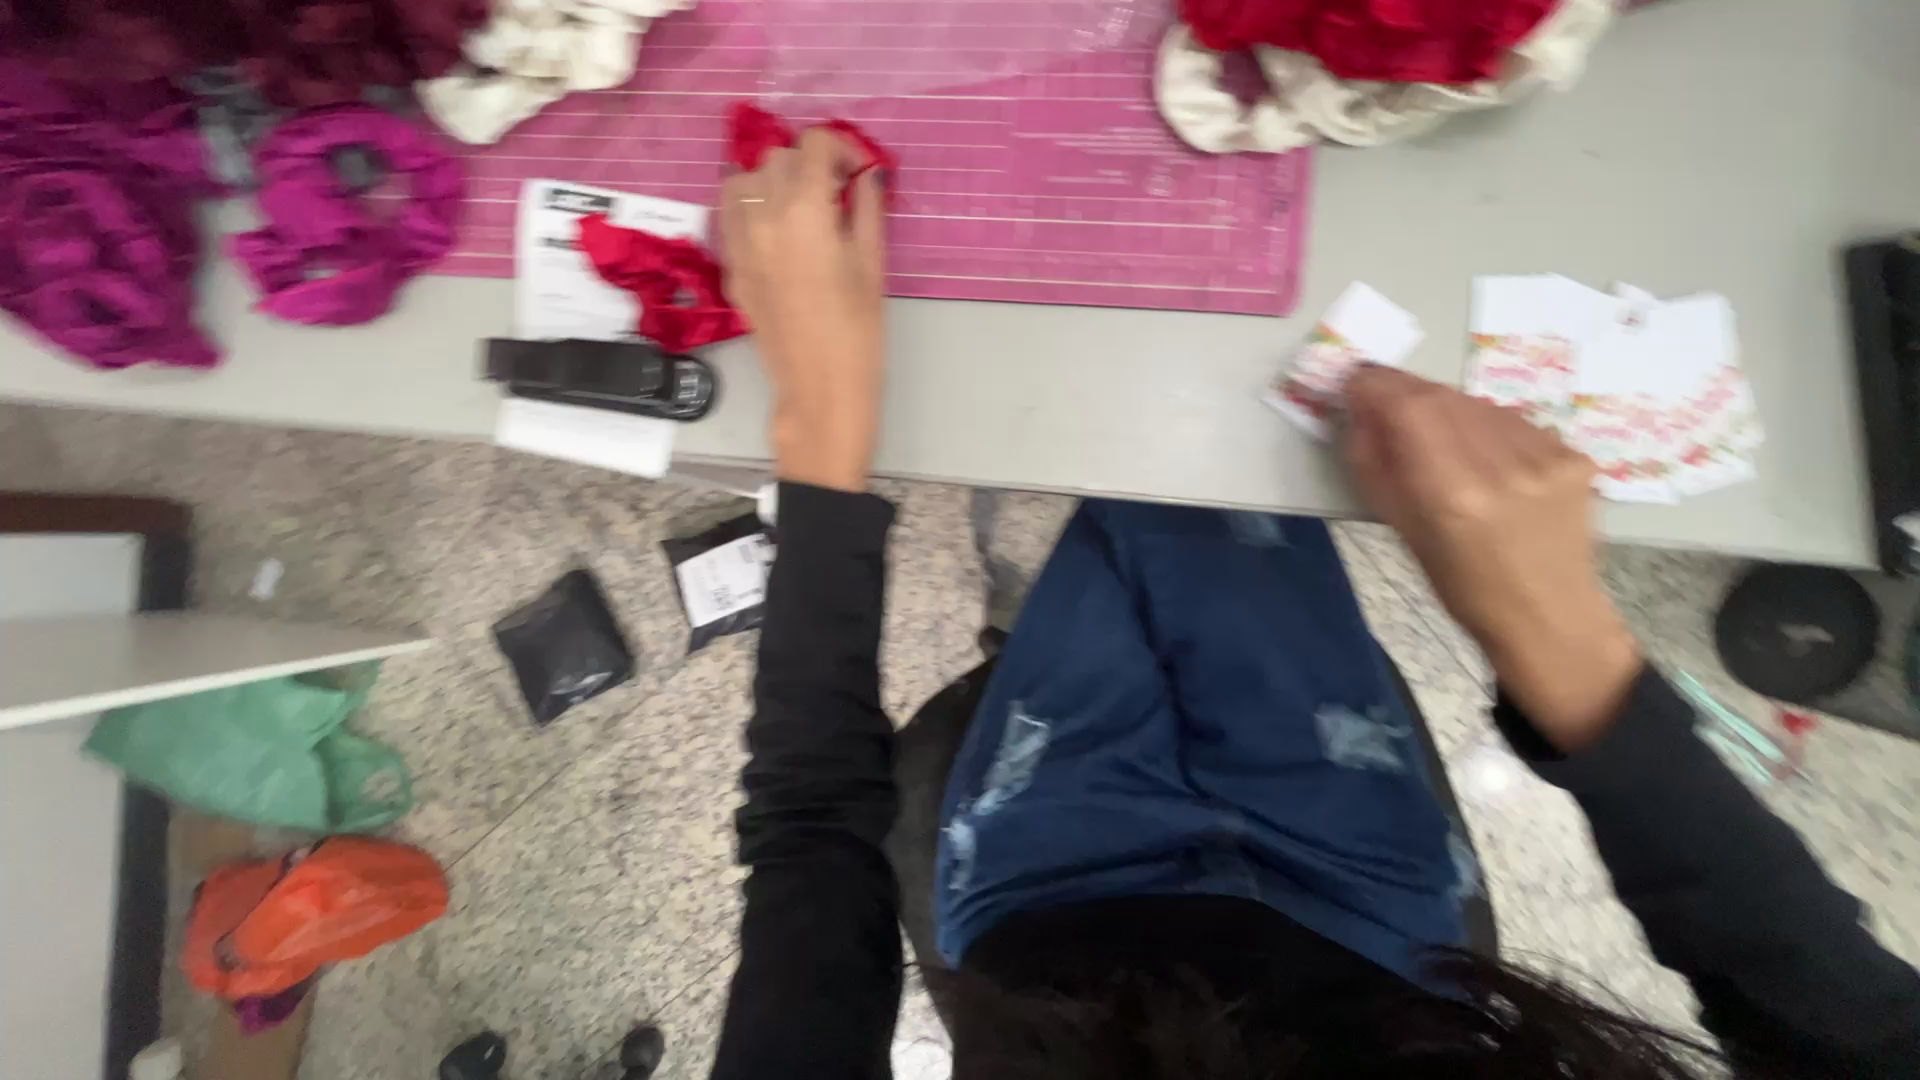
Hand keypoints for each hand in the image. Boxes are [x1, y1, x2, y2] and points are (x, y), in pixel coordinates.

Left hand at [719, 127, 886, 492]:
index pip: (813, 144)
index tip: (857, 174)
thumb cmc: (859, 334)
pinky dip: (750, 211)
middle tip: (835, 196)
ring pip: (741, 181)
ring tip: (799, 210)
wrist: (820, 390)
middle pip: (776, 157)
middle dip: (808, 165)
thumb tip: (866, 176)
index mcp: (804, 212)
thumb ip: (867, 210)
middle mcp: (762, 217)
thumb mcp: (873, 267)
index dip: (840, 148)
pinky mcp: (730, 270)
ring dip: (770, 182)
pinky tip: (776, 235)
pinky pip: (729, 218)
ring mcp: (739, 244)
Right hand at [1342, 366, 1640, 751]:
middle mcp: (1504, 466)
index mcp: (1452, 494)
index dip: (1376, 385)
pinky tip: (1475, 449)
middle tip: (1377, 396)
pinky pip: (1509, 420)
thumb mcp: (1398, 527)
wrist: (1545, 612)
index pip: (1410, 408)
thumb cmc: (1456, 582)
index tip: (1354, 381)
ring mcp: (1547, 456)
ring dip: (1440, 404)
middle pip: (1442, 397)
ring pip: (1476, 402)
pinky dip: (1479, 422)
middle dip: (1402, 389)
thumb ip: (1375, 463)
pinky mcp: (1574, 454)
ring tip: (1426, 429)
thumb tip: (1360, 412)